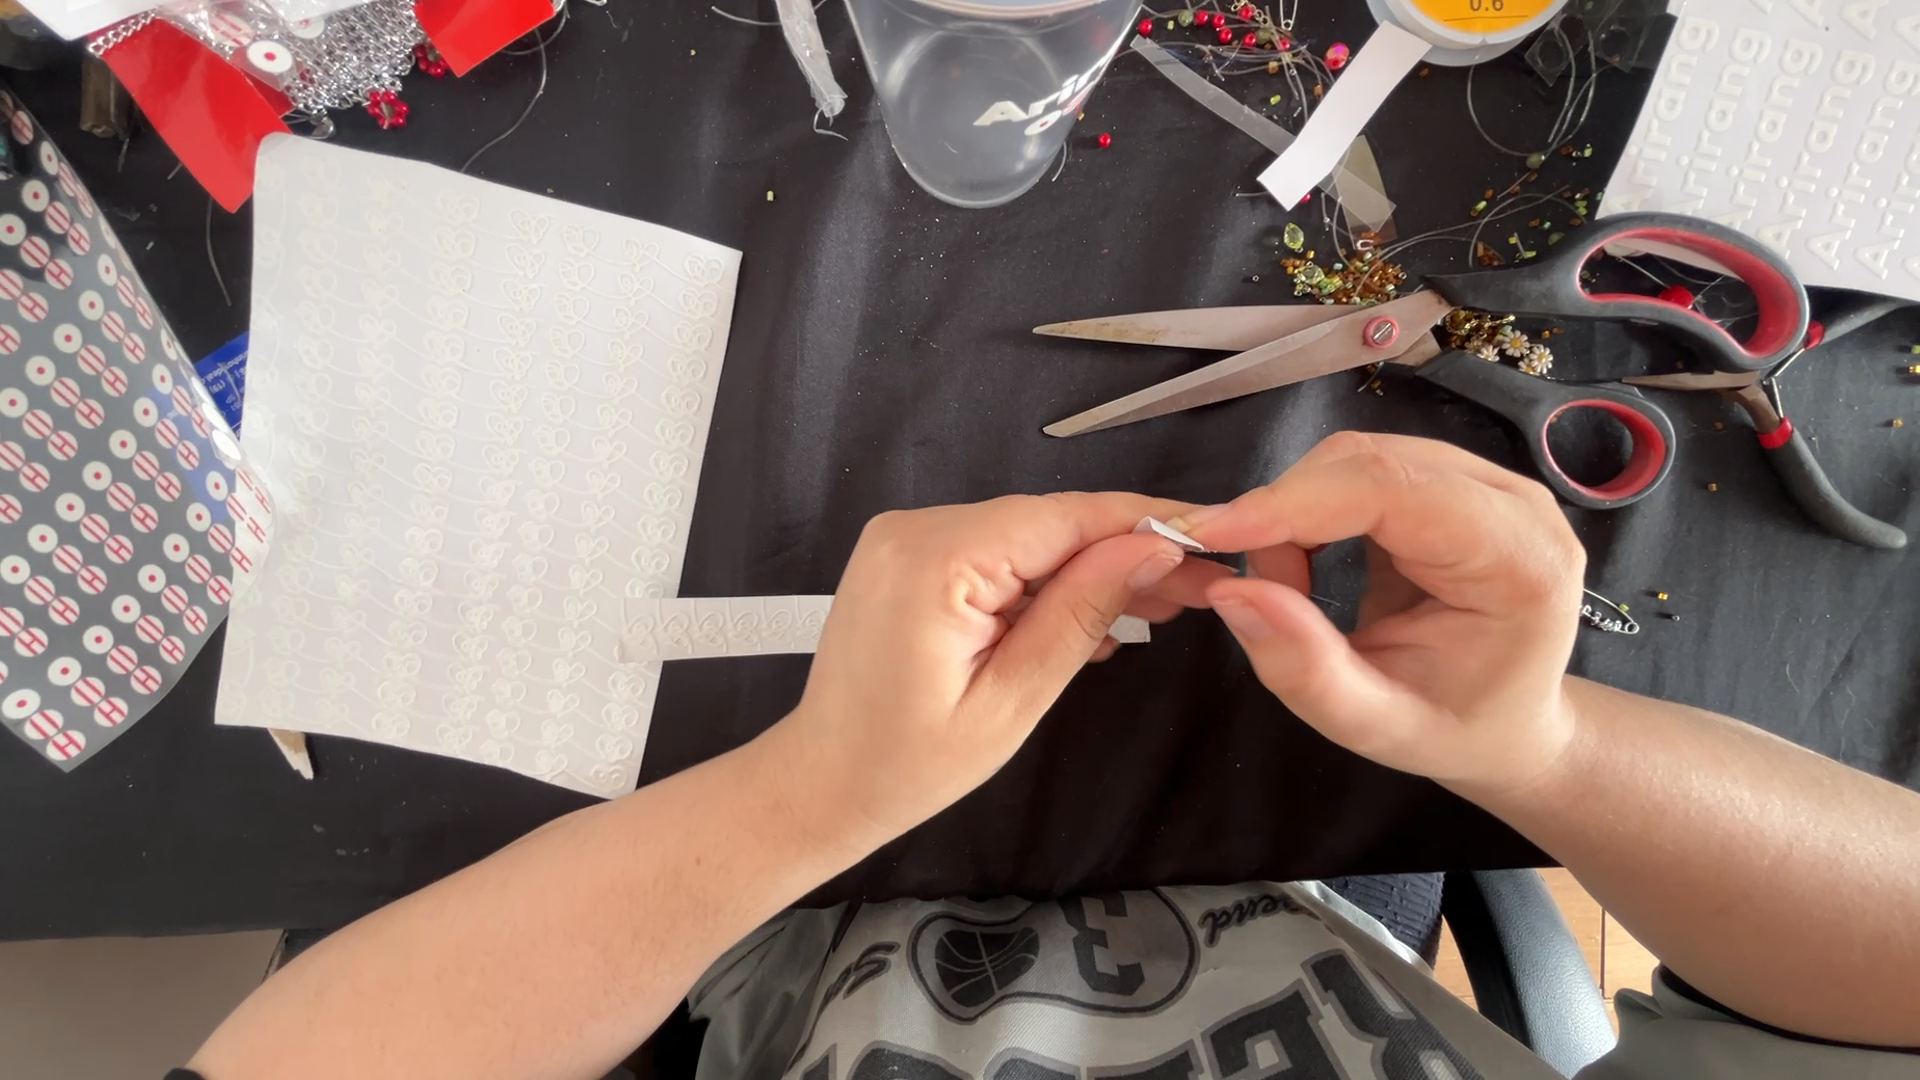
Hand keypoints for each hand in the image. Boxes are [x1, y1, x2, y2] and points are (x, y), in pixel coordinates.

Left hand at [767, 493, 1220, 847]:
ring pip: (1023, 537)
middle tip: (1192, 591)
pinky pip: (991, 554)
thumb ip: (1082, 611)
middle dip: (1121, 552)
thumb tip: (1154, 546)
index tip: (1209, 536)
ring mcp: (905, 537)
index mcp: (934, 560)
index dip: (1142, 520)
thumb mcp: (1014, 698)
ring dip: (1084, 572)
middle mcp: (914, 527)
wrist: (823, 781)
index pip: (1061, 517)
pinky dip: (1038, 583)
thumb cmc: (910, 765)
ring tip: (1151, 611)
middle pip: (1044, 522)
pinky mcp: (908, 555)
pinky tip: (1084, 619)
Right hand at [1170, 432, 1587, 795]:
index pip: (1388, 491)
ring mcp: (1479, 481)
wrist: (1506, 719)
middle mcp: (1509, 502)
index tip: (1205, 535)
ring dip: (1290, 516)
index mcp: (1518, 561)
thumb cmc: (1452, 727)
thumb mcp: (1375, 727)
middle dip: (1282, 517)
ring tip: (1291, 588)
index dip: (1288, 504)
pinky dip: (1303, 510)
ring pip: (1346, 459)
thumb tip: (1230, 590)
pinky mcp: (1443, 480)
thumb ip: (1306, 670)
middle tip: (1261, 592)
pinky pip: (1348, 469)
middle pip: (1360, 463)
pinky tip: (1308, 561)